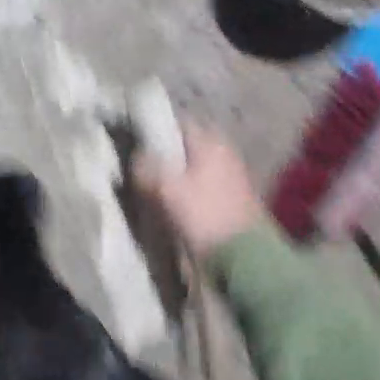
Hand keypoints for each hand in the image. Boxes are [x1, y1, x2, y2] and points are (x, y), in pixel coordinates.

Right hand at [132, 124, 262, 260]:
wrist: (243, 256)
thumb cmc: (204, 214)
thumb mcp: (166, 189)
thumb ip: (147, 168)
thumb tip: (136, 155)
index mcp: (210, 143)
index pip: (180, 123)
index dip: (157, 127)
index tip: (137, 138)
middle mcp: (225, 152)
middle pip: (189, 144)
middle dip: (167, 151)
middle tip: (143, 162)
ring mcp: (233, 175)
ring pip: (196, 164)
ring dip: (178, 170)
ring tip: (155, 183)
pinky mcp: (235, 197)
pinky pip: (204, 182)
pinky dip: (189, 186)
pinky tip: (175, 199)